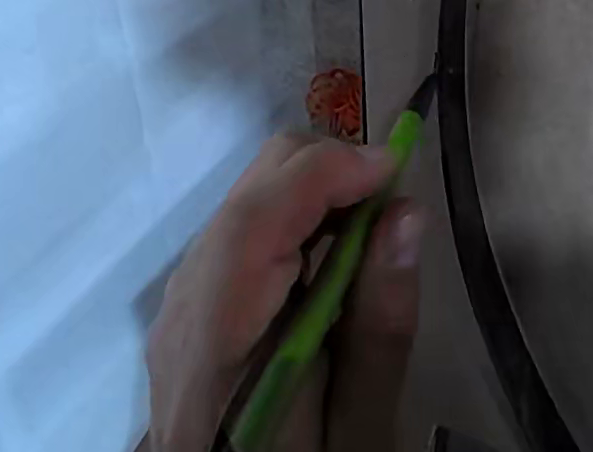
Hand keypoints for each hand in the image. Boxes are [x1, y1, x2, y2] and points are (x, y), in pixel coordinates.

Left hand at [144, 135, 425, 451]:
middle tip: (390, 200)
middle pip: (254, 185)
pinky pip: (252, 211)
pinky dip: (302, 203)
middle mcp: (186, 299)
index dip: (324, 173)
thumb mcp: (359, 426)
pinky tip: (333, 244)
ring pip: (255, 186)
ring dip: (320, 182)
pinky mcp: (198, 283)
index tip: (395, 170)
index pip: (253, 222)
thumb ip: (382, 324)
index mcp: (214, 344)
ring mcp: (185, 287)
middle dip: (330, 166)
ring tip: (368, 224)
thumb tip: (407, 211)